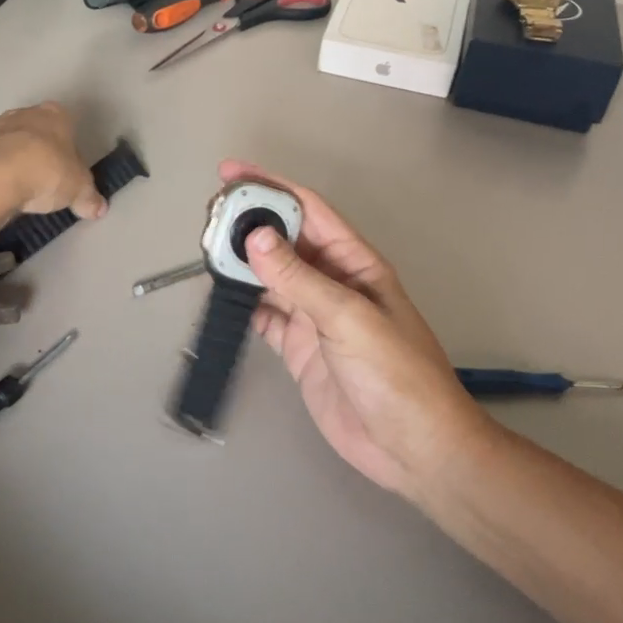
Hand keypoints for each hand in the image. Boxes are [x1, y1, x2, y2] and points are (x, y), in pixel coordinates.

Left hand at [0, 104, 106, 218]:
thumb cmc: (46, 173)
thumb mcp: (78, 190)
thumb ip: (90, 198)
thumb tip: (99, 208)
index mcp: (56, 114)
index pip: (68, 128)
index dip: (70, 152)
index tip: (68, 174)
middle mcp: (26, 112)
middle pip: (39, 132)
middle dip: (42, 153)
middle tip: (46, 182)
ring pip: (13, 142)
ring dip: (17, 160)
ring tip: (21, 189)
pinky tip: (1, 189)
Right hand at [220, 160, 493, 501]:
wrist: (416, 450)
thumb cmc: (396, 375)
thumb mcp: (349, 318)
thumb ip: (299, 278)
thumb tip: (254, 237)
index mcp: (354, 263)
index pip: (307, 210)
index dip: (270, 187)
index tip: (230, 173)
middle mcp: (332, 282)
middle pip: (284, 239)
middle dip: (249, 221)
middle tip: (209, 214)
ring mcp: (314, 316)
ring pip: (270, 275)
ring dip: (241, 260)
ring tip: (206, 248)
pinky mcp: (300, 347)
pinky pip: (265, 314)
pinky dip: (243, 302)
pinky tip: (222, 295)